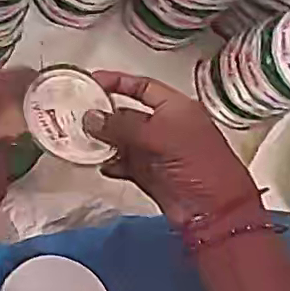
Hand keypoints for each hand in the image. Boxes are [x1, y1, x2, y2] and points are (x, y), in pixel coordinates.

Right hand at [83, 71, 261, 228]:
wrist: (212, 209)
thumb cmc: (196, 163)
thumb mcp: (159, 136)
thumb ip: (122, 125)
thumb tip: (90, 118)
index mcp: (175, 108)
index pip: (142, 87)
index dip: (118, 82)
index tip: (92, 80)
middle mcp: (164, 126)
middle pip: (128, 114)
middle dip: (104, 114)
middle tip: (77, 113)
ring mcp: (155, 151)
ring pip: (122, 139)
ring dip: (103, 140)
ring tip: (81, 138)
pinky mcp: (149, 174)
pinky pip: (123, 163)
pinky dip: (111, 162)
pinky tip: (99, 163)